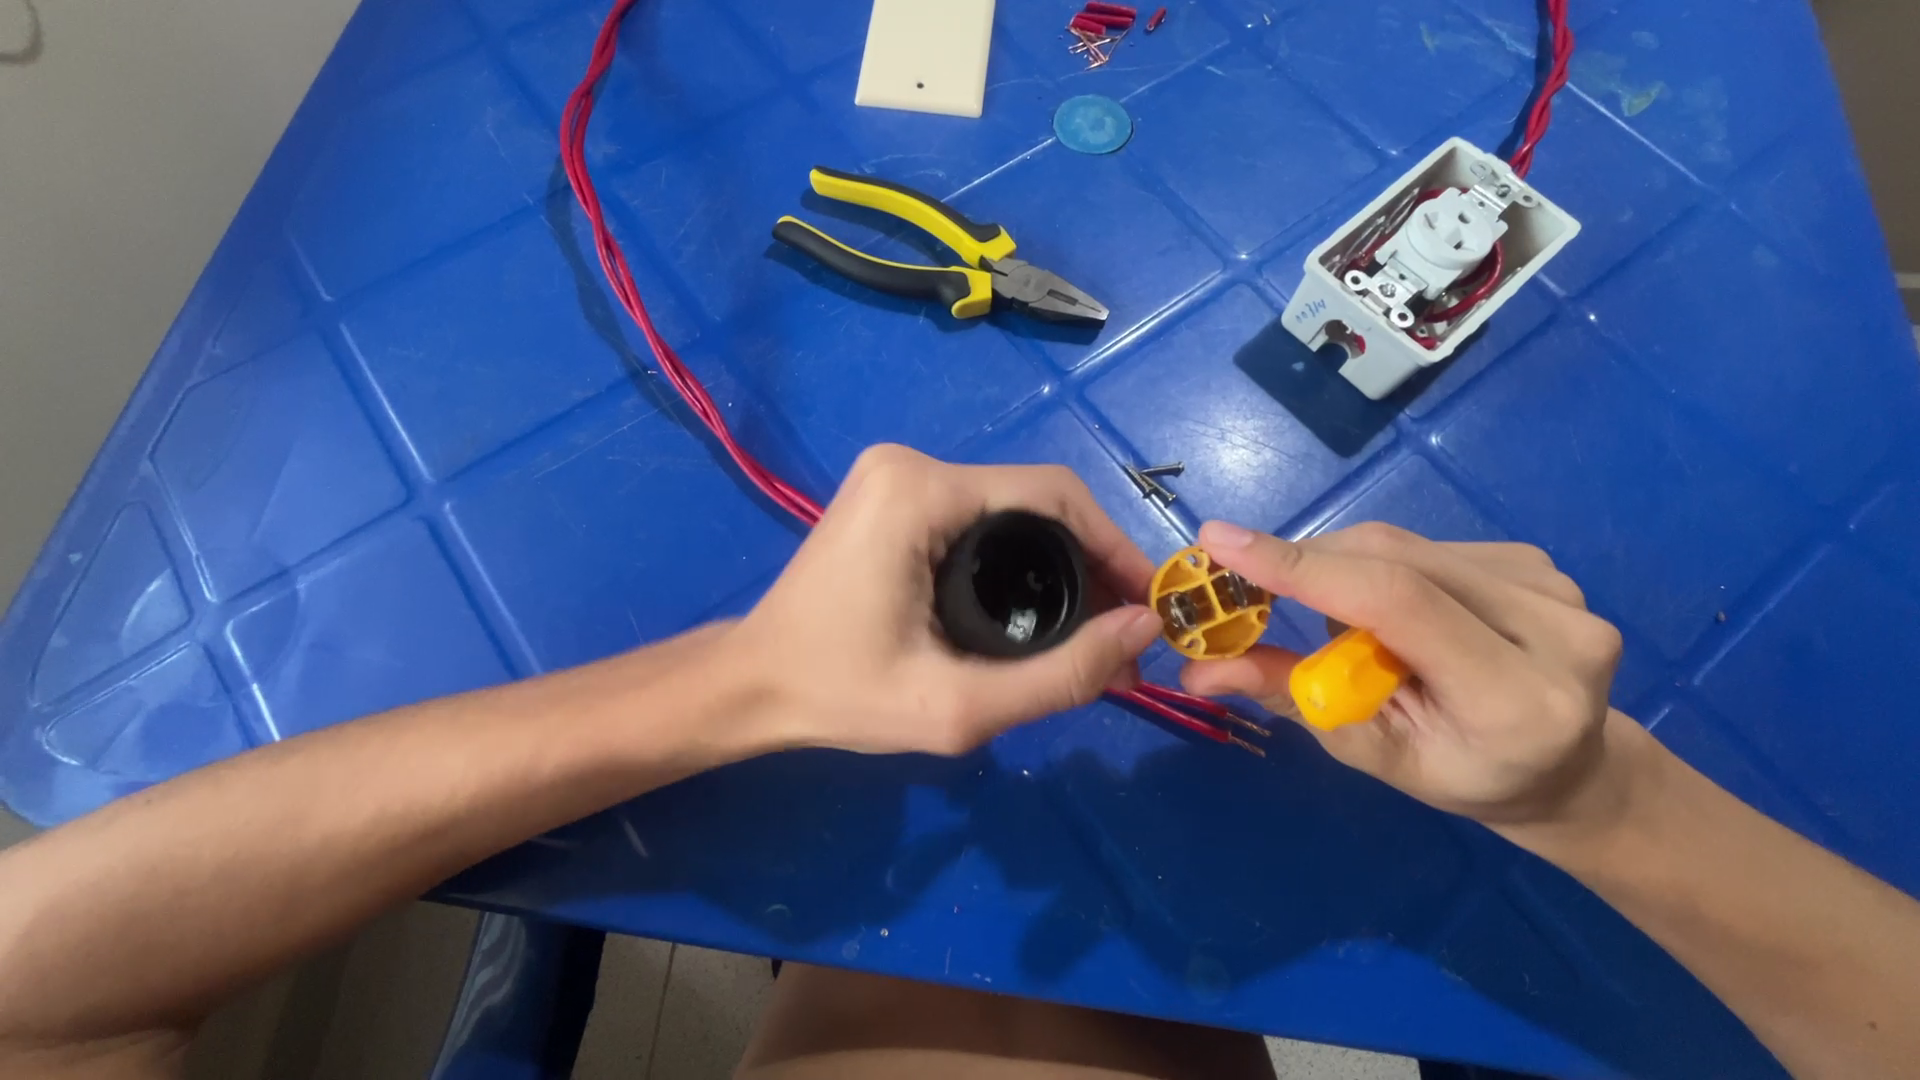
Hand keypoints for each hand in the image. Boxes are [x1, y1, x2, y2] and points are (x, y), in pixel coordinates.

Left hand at [733, 445, 1163, 756]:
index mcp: (919, 492)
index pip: (1054, 493)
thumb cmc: (841, 696)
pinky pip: (980, 516)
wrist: (753, 684)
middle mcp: (909, 464)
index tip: (1146, 605)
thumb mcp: (958, 706)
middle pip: (1036, 499)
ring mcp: (896, 474)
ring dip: (1058, 561)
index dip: (1115, 545)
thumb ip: (1061, 674)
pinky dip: (1018, 557)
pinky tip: (1038, 606)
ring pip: (1012, 509)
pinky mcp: (892, 494)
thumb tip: (1143, 630)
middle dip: (1091, 562)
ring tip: (1090, 628)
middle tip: (1120, 634)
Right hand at [1181, 521, 1632, 832]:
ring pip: (1403, 545)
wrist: (1572, 767)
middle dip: (1304, 564)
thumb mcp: (1369, 751)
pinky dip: (1380, 568)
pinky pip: (1426, 545)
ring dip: (1341, 570)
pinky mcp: (1540, 564)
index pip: (1394, 601)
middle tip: (1242, 580)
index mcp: (1514, 698)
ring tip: (1338, 624)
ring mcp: (1556, 587)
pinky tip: (1390, 610)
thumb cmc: (1463, 774)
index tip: (1218, 540)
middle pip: (1392, 560)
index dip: (1300, 566)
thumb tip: (1196, 670)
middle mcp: (1554, 629)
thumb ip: (1290, 696)